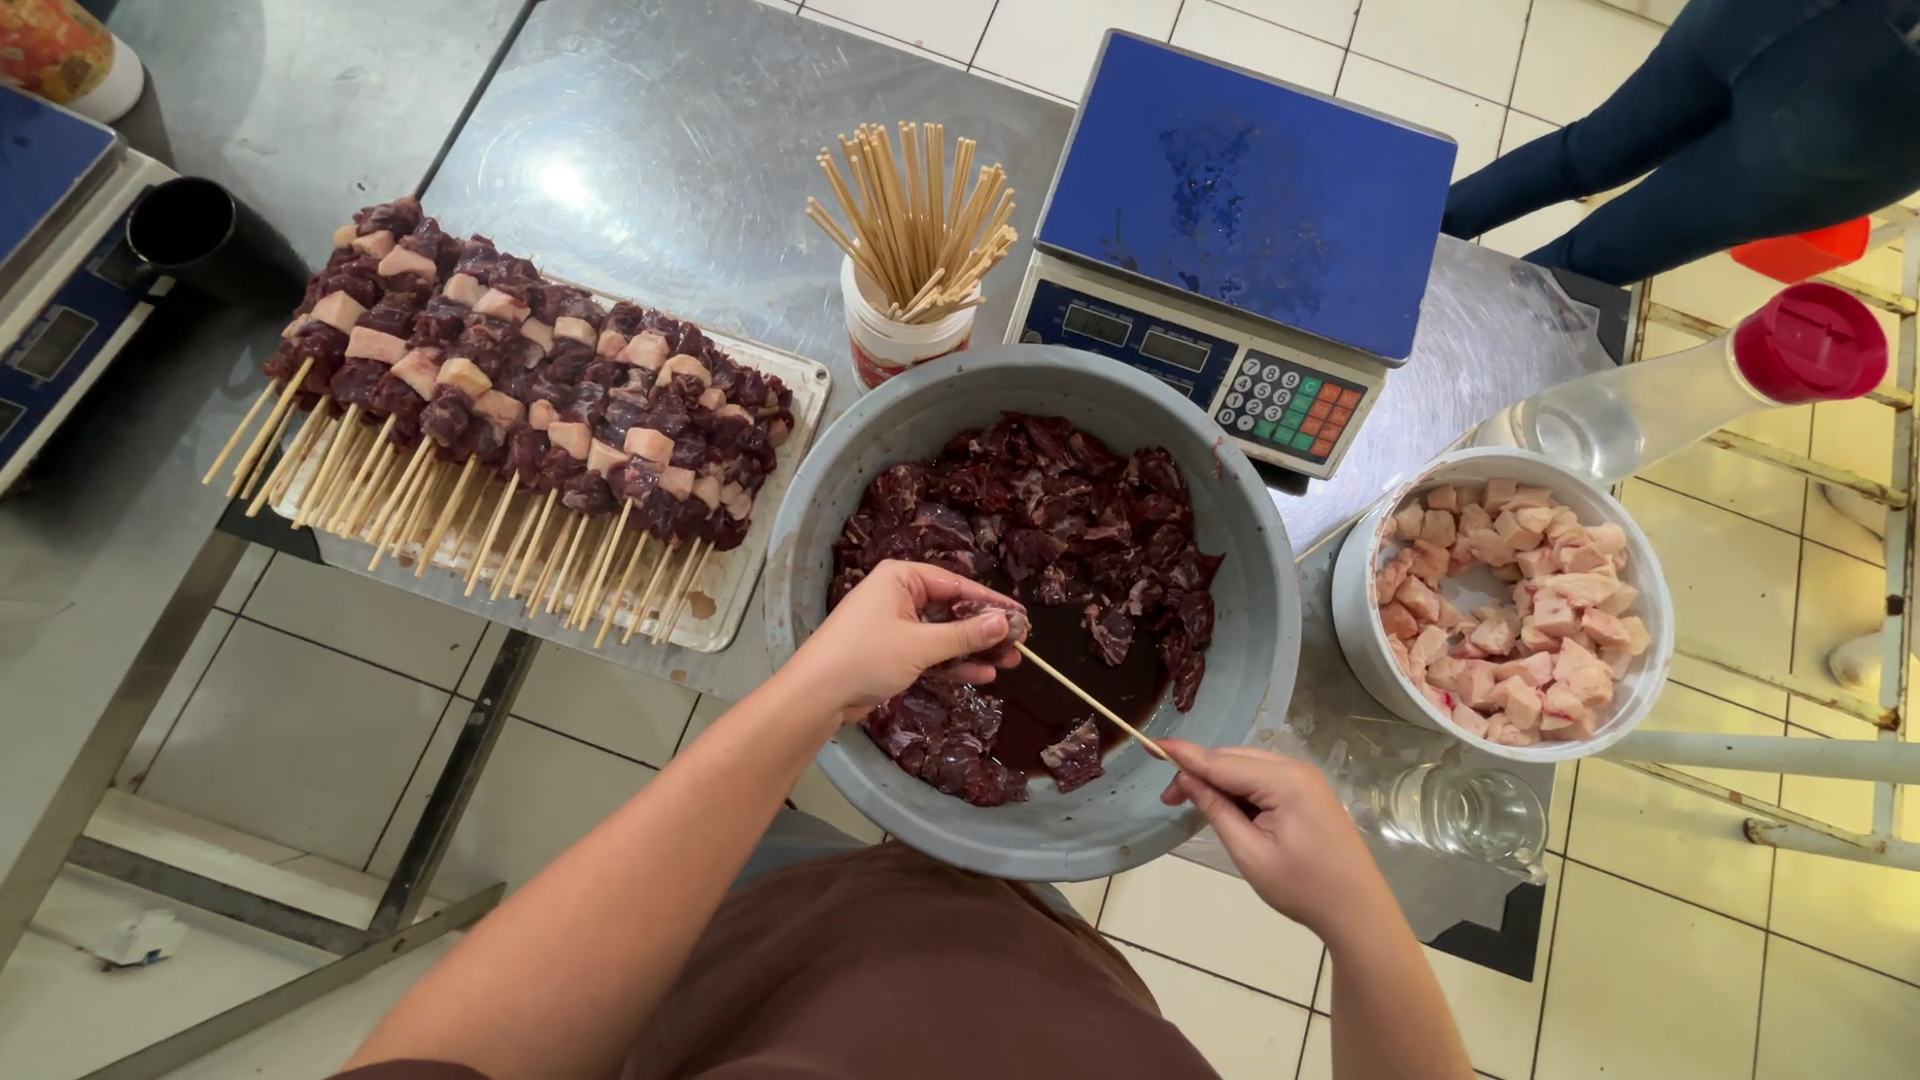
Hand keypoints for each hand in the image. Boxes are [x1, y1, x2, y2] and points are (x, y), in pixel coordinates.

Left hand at [786, 560, 1021, 722]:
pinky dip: (954, 665)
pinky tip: (983, 675)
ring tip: (1011, 663)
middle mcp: (899, 596)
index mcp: (901, 578)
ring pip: (944, 635)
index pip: (957, 584)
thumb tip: (1005, 623)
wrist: (816, 695)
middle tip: (1020, 644)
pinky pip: (931, 654)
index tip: (1021, 617)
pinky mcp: (893, 654)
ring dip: (974, 650)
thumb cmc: (866, 656)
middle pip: (952, 610)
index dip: (991, 602)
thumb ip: (965, 635)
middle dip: (985, 630)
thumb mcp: (921, 645)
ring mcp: (896, 626)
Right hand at [1158, 739, 1394, 938]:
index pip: (1221, 762)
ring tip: (1194, 804)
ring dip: (1218, 780)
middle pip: (1233, 759)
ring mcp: (1305, 778)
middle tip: (1169, 801)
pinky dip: (1239, 787)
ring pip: (1246, 766)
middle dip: (1198, 773)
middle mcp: (1295, 769)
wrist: (1359, 915)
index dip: (1183, 755)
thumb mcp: (1249, 852)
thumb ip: (1216, 809)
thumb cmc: (1303, 889)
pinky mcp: (1308, 791)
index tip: (1150, 744)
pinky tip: (1228, 806)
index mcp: (1284, 781)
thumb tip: (1185, 779)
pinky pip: (1263, 777)